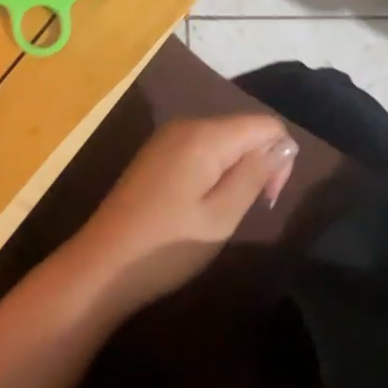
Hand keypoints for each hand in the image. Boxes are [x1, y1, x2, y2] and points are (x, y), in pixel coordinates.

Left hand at [61, 116, 298, 314]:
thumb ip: (254, 175)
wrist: (102, 264)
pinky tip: (204, 205)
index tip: (270, 198)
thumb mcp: (220, 217)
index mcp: (204, 135)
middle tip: (252, 210)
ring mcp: (167, 138)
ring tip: (226, 212)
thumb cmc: (167, 246)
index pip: (265, 124)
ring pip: (223, 140)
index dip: (280, 157)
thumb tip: (285, 144)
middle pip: (243, 128)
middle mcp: (186, 125)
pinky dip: (214, 171)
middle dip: (259, 162)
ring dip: (237, 169)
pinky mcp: (156, 155)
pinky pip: (201, 150)